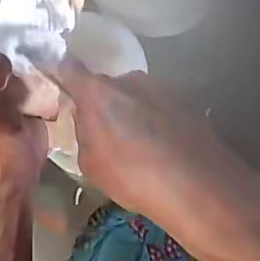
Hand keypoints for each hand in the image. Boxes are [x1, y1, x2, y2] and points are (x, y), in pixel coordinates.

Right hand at [54, 62, 259, 250]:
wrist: (205, 192)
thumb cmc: (136, 179)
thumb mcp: (91, 164)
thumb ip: (83, 132)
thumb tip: (89, 121)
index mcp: (98, 91)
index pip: (68, 68)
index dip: (59, 74)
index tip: (54, 85)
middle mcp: (130, 79)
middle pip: (105, 86)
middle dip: (101, 104)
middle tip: (101, 134)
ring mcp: (163, 88)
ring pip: (134, 97)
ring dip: (130, 114)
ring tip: (136, 149)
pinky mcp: (188, 103)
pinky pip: (158, 109)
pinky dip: (155, 123)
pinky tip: (161, 153)